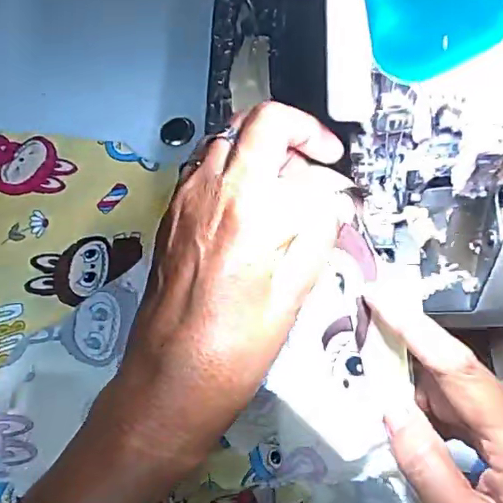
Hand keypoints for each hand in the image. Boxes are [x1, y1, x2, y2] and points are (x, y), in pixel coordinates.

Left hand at [101, 103, 353, 481]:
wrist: (169, 379)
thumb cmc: (232, 351)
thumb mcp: (292, 295)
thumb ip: (317, 234)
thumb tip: (332, 202)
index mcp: (246, 207)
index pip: (283, 133)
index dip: (319, 142)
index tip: (334, 164)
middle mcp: (208, 192)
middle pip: (251, 122)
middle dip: (290, 133)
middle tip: (313, 164)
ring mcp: (183, 202)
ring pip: (223, 141)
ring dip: (258, 149)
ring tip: (283, 187)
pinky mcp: (169, 219)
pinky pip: (202, 171)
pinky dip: (231, 172)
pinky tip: (249, 208)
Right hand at [365, 291, 502, 502]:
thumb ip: (426, 467)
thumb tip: (390, 411)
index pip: (460, 371)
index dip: (416, 329)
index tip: (381, 296)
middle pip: (460, 382)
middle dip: (409, 361)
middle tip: (361, 344)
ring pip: (466, 405)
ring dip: (421, 397)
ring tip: (375, 389)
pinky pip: (476, 425)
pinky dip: (441, 422)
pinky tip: (412, 427)